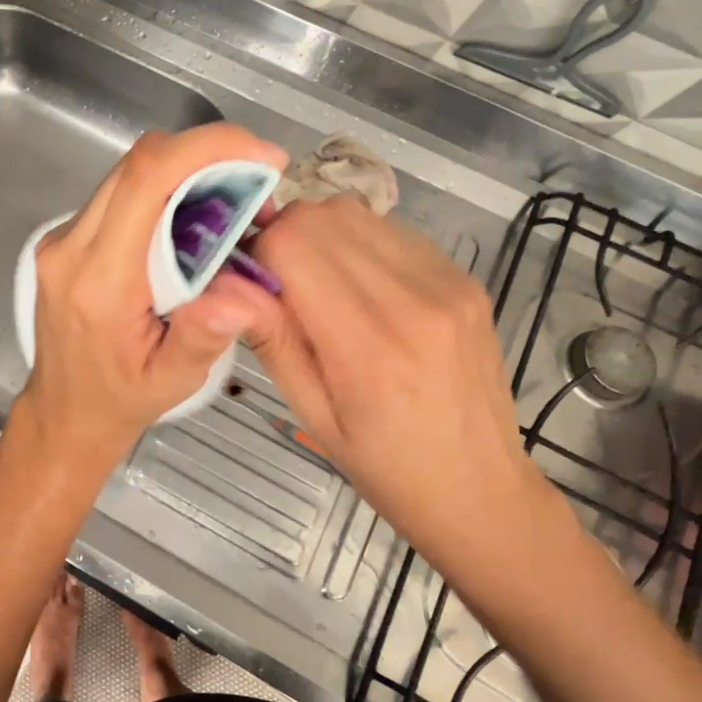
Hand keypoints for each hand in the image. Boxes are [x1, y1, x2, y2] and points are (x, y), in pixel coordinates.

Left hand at [17, 124, 286, 455]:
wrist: (65, 408)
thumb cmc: (119, 398)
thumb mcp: (171, 379)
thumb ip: (204, 336)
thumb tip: (243, 295)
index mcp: (100, 280)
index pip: (145, 181)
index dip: (207, 150)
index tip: (262, 156)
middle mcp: (73, 247)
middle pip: (139, 163)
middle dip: (208, 156)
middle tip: (258, 186)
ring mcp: (64, 238)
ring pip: (130, 172)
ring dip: (188, 173)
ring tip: (234, 207)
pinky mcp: (68, 237)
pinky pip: (121, 192)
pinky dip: (166, 191)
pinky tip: (197, 223)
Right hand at [246, 195, 545, 560]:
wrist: (480, 489)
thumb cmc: (385, 466)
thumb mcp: (312, 414)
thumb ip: (270, 339)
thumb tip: (220, 283)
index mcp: (369, 344)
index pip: (292, 243)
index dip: (258, 254)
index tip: (252, 288)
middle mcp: (414, 299)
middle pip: (320, 215)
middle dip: (284, 238)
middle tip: (281, 287)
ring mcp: (448, 282)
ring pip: (354, 212)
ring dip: (320, 237)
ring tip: (321, 288)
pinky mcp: (466, 278)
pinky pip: (391, 231)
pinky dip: (359, 245)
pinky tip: (362, 290)